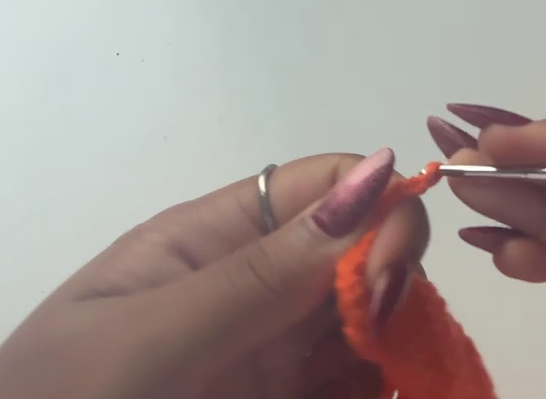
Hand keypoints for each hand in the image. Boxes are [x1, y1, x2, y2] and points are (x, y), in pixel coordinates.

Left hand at [0, 150, 429, 398]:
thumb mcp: (144, 347)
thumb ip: (263, 273)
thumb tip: (380, 168)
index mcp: (215, 241)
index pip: (326, 185)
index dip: (378, 207)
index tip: (386, 276)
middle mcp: (256, 287)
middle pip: (362, 247)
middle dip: (393, 279)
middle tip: (385, 343)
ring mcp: (271, 352)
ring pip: (371, 316)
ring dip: (401, 338)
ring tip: (401, 377)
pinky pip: (354, 379)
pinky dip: (385, 381)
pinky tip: (395, 388)